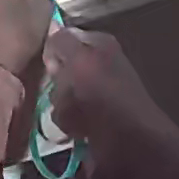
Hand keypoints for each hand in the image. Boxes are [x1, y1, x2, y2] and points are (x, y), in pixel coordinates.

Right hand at [44, 27, 178, 167]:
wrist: (131, 147)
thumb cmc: (104, 96)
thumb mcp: (79, 60)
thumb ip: (61, 42)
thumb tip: (51, 31)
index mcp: (100, 44)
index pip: (64, 37)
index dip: (52, 51)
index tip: (47, 65)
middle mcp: (100, 65)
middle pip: (60, 67)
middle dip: (55, 81)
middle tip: (59, 92)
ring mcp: (98, 94)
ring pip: (61, 94)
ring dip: (60, 106)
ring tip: (69, 116)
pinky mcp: (95, 121)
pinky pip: (69, 118)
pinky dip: (68, 124)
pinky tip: (75, 131)